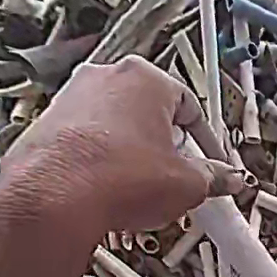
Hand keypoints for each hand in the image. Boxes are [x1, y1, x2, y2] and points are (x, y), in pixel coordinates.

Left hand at [0, 57, 220, 236]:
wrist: (53, 199)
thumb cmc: (112, 177)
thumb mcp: (187, 184)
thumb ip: (214, 178)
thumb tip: (226, 180)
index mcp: (145, 78)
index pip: (192, 106)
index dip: (208, 141)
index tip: (213, 162)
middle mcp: (106, 78)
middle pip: (154, 112)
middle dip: (172, 145)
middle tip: (183, 175)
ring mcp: (73, 98)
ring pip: (121, 125)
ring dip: (139, 153)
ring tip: (149, 187)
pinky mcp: (50, 124)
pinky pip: (92, 140)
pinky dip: (108, 160)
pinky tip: (117, 189)